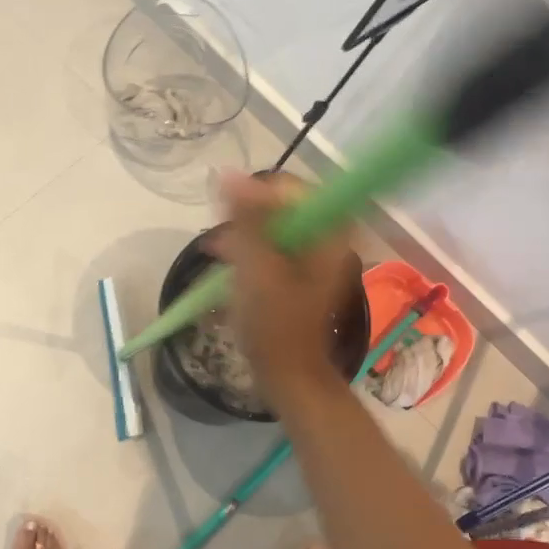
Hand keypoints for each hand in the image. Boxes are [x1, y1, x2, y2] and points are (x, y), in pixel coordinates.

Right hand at [209, 171, 355, 406]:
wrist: (288, 375)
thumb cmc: (274, 325)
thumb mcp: (256, 267)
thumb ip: (245, 219)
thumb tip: (228, 173)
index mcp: (328, 232)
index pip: (293, 188)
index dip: (259, 195)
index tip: (232, 219)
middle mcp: (328, 236)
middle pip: (283, 205)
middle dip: (249, 218)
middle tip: (224, 243)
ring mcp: (316, 254)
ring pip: (275, 225)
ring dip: (246, 235)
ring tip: (220, 255)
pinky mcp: (302, 270)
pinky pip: (274, 244)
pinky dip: (251, 250)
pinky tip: (231, 265)